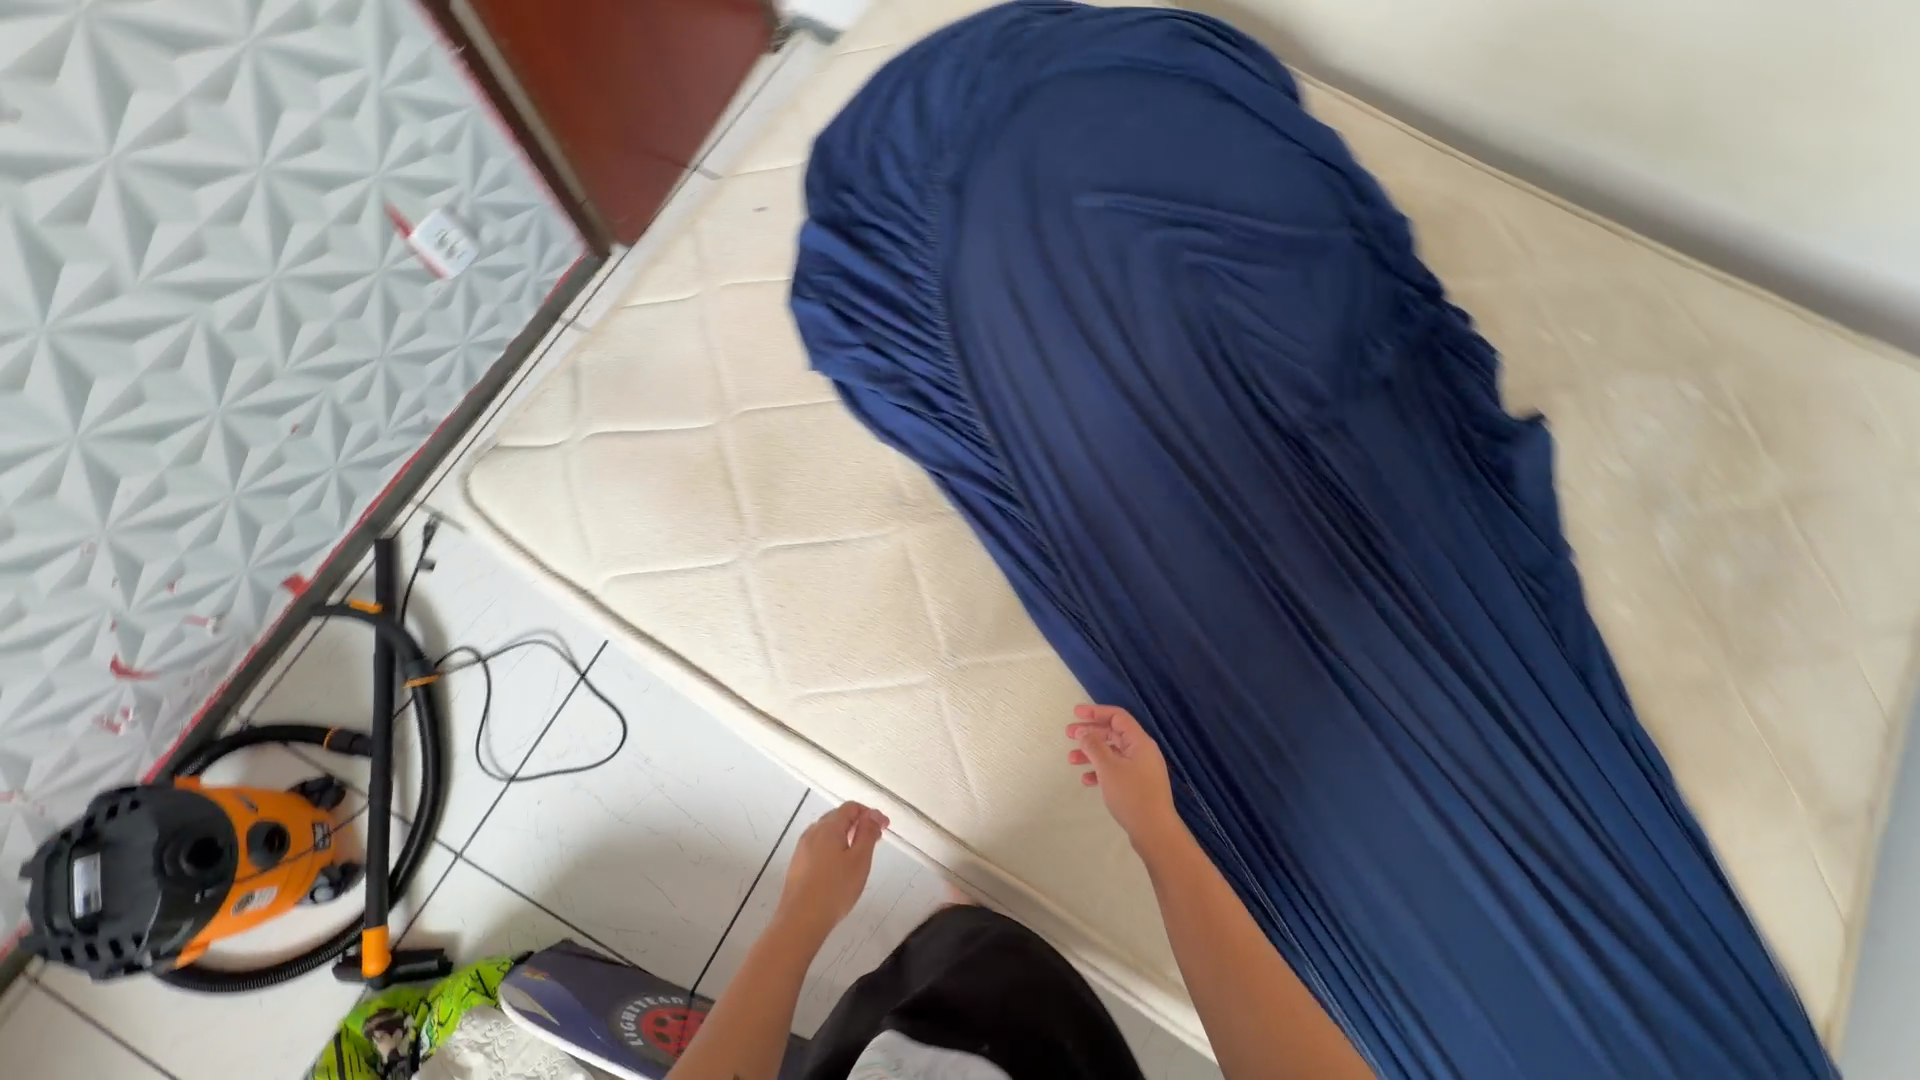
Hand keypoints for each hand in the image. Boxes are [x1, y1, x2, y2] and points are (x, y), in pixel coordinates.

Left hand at [773, 801, 888, 941]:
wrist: (801, 920)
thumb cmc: (836, 889)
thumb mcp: (860, 860)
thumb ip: (868, 833)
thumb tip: (873, 814)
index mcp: (828, 827)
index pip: (851, 807)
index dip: (870, 814)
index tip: (884, 828)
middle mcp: (812, 832)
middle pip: (838, 817)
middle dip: (858, 824)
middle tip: (875, 840)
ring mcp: (802, 848)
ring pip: (827, 833)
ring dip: (845, 836)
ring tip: (859, 855)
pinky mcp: (797, 864)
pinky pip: (819, 846)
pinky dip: (833, 848)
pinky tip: (839, 868)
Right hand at [1067, 704, 1181, 851]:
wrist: (1155, 831)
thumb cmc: (1132, 794)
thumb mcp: (1108, 767)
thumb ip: (1094, 745)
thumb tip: (1084, 732)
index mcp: (1139, 742)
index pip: (1117, 717)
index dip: (1095, 712)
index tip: (1075, 713)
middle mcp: (1142, 752)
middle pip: (1113, 733)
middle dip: (1090, 733)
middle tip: (1068, 734)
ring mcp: (1141, 769)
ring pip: (1112, 753)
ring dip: (1091, 753)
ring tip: (1071, 760)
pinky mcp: (1138, 785)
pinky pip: (1116, 770)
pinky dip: (1100, 771)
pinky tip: (1086, 780)